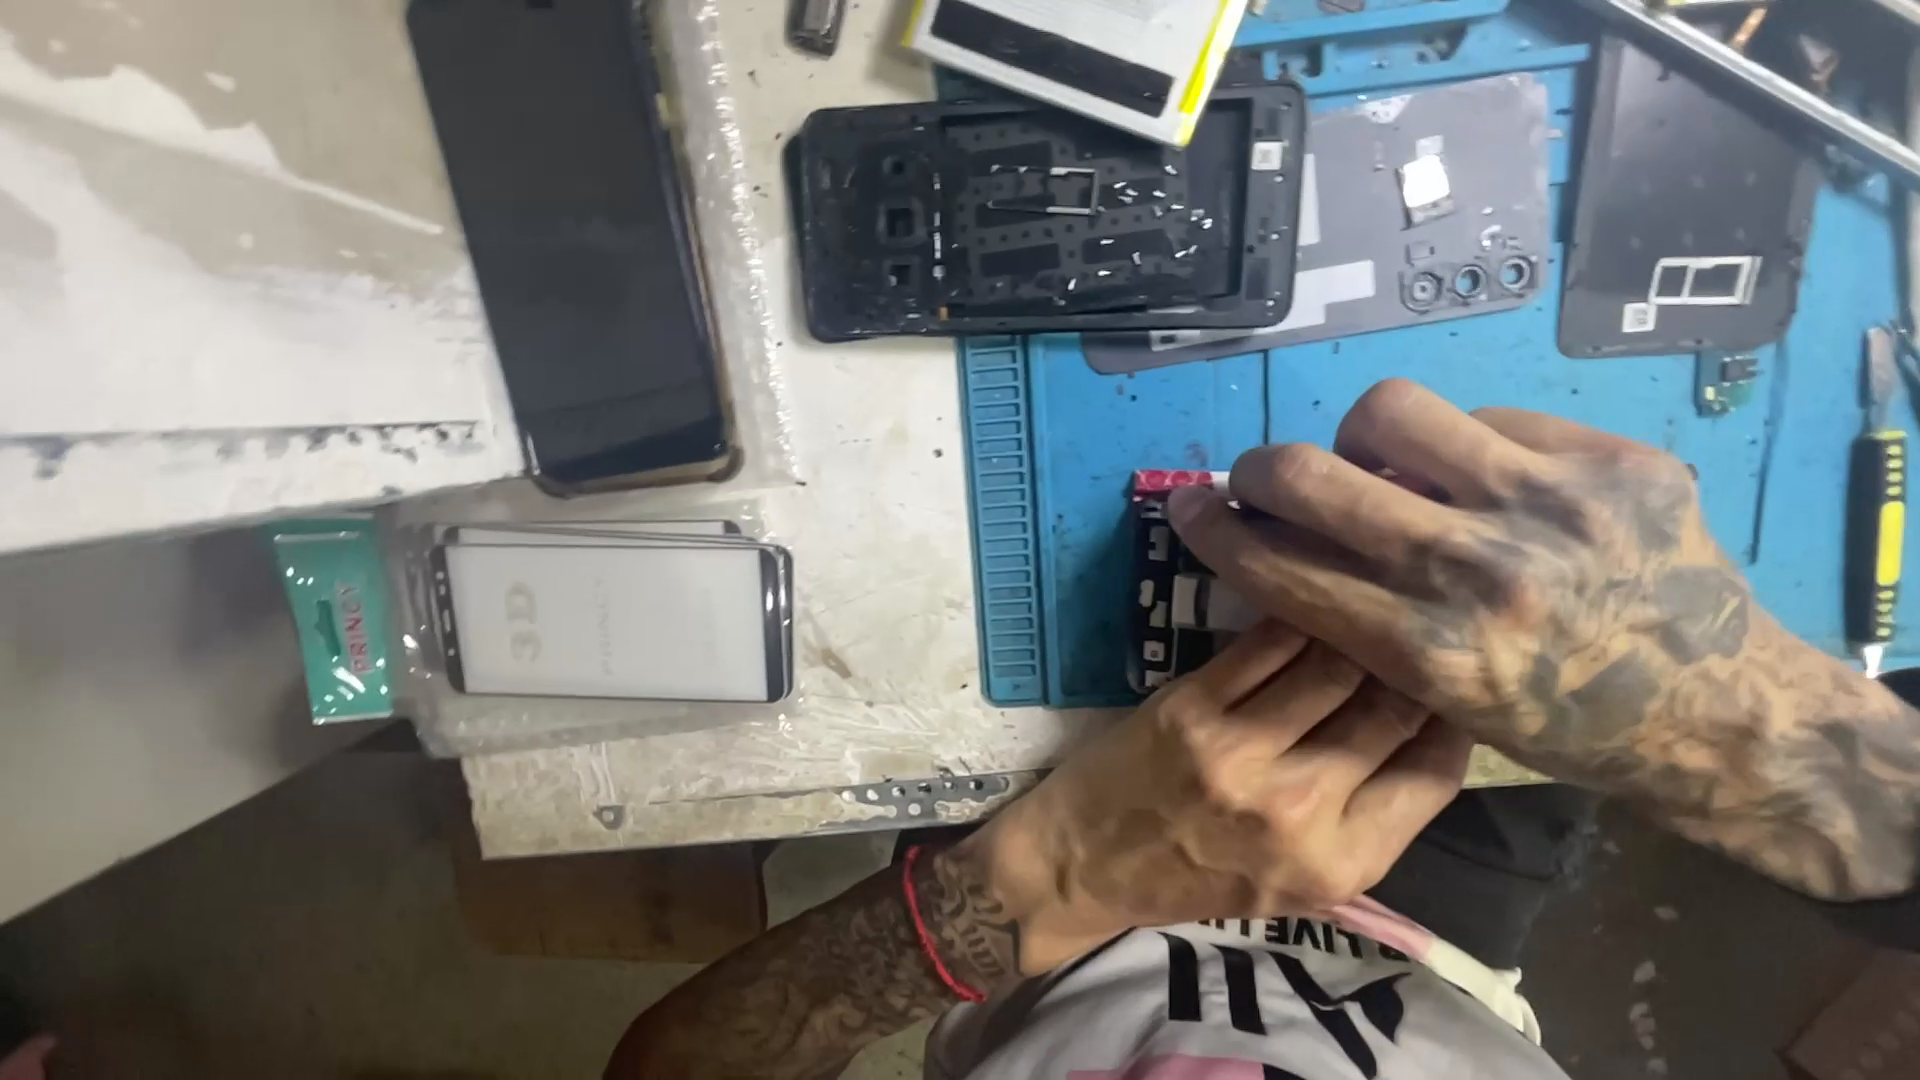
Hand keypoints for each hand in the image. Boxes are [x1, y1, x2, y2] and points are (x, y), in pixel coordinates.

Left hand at [949, 620, 1471, 975]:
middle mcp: (1297, 808)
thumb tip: (1422, 733)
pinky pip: (1264, 645)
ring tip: (1364, 614)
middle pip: (1388, 711)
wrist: (1088, 863)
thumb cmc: (1195, 877)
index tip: (1445, 691)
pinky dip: (1294, 623)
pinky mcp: (1190, 707)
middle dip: (1407, 670)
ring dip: (1354, 636)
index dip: (1449, 722)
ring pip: (1332, 666)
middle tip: (1410, 637)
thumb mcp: (1297, 883)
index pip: (1434, 774)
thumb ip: (1364, 821)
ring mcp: (1239, 752)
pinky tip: (1306, 607)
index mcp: (1338, 864)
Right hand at [1167, 378, 1919, 898]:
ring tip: (1378, 467)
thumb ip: (1347, 616)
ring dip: (1359, 439)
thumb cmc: (1549, 721)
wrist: (1724, 715)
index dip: (1213, 530)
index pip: (1277, 567)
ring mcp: (1551, 505)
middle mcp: (1478, 572)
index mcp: (1426, 651)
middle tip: (1263, 479)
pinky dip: (1456, 443)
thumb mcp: (1429, 696)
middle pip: (1310, 477)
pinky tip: (1476, 477)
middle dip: (1258, 470)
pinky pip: (1482, 414)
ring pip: (1388, 412)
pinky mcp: (1611, 461)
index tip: (1190, 506)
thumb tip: (1273, 535)